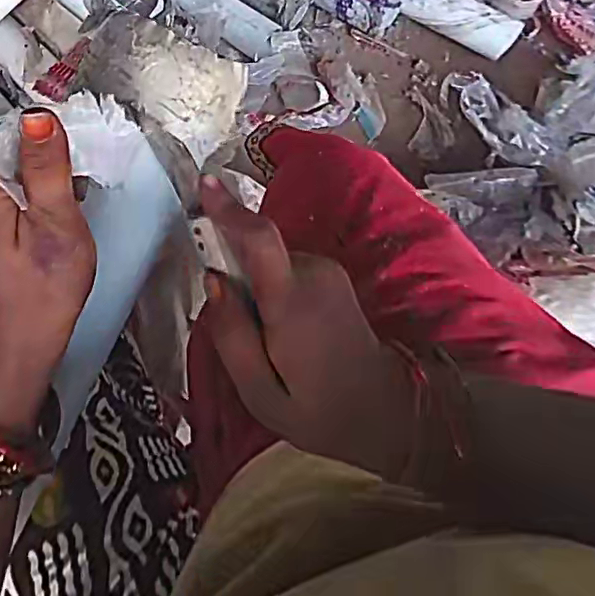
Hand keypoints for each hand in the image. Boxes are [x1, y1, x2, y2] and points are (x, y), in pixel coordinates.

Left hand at [0, 110, 96, 432]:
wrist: (38, 324)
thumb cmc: (46, 280)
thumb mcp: (54, 218)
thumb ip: (46, 167)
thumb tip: (37, 118)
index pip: (18, 125)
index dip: (52, 128)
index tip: (76, 146)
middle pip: (27, 135)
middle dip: (60, 144)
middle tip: (80, 174)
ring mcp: (1, 190)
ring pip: (36, 152)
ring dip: (63, 159)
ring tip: (78, 185)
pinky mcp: (17, 201)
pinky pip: (40, 170)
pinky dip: (60, 175)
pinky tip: (73, 193)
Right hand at [193, 175, 414, 478]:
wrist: (390, 412)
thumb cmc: (317, 410)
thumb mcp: (258, 393)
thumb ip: (230, 334)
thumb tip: (213, 280)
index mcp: (293, 302)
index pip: (260, 240)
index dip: (229, 209)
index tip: (205, 183)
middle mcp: (314, 272)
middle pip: (255, 249)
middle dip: (232, 271)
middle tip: (237, 324)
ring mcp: (326, 269)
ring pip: (267, 259)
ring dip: (252, 283)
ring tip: (265, 337)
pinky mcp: (330, 271)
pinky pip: (282, 265)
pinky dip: (268, 285)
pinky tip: (281, 327)